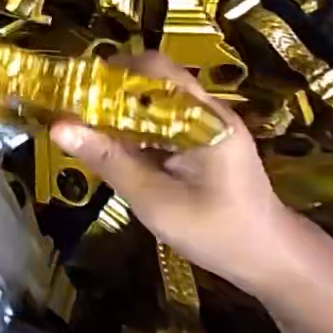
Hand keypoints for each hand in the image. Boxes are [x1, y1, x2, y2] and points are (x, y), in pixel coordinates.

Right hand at [49, 52, 313, 298]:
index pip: (157, 70)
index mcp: (205, 119)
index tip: (78, 85)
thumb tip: (58, 126)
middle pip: (153, 80)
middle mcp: (208, 112)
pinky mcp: (202, 141)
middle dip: (110, 88)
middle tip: (73, 105)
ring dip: (119, 107)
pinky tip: (112, 144)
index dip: (115, 70)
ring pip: (154, 99)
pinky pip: (160, 119)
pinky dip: (132, 124)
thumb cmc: (219, 232)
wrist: (274, 263)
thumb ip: (108, 161)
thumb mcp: (156, 201)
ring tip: (84, 123)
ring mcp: (207, 125)